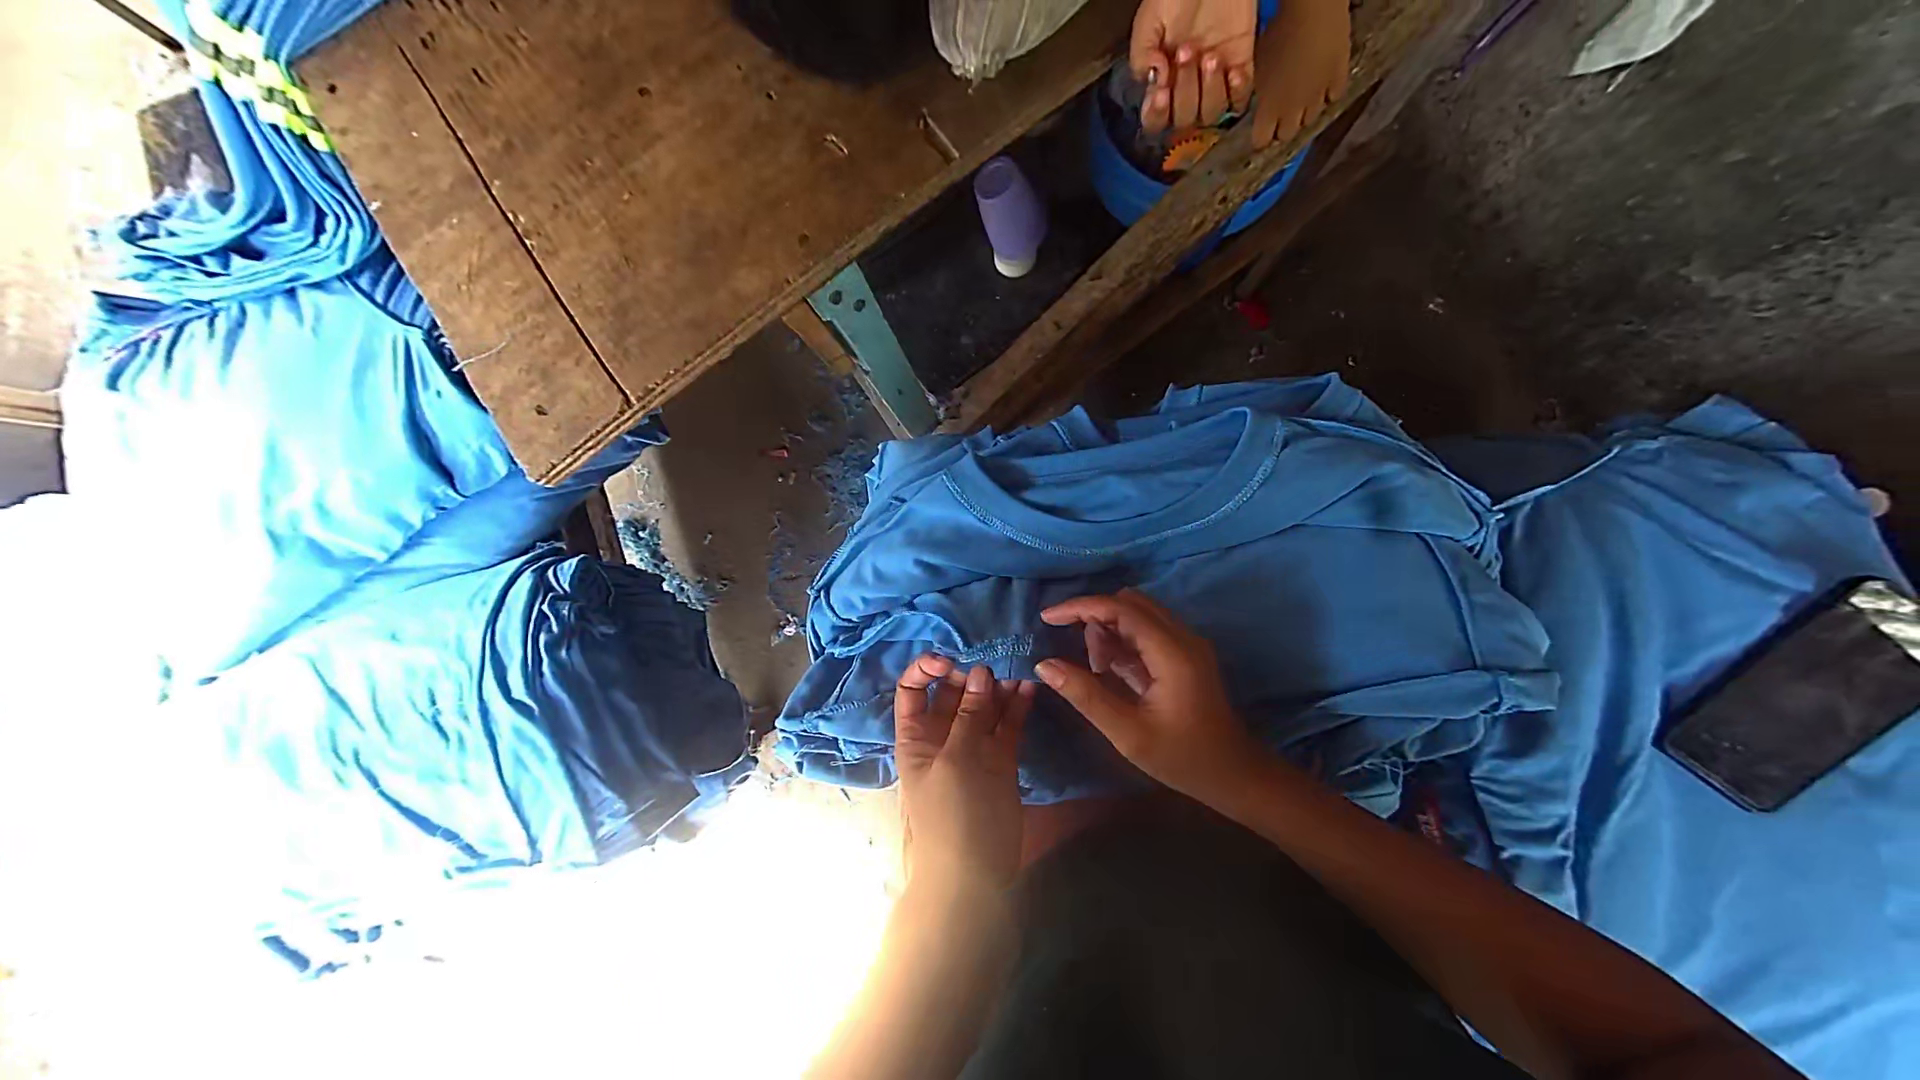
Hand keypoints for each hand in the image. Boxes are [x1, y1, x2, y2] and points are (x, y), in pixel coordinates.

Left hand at [895, 655, 1034, 894]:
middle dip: (973, 674)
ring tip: (1019, 672)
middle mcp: (943, 735)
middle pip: (954, 692)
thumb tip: (981, 672)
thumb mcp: (956, 762)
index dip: (928, 669)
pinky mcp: (1001, 758)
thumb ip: (969, 716)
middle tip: (997, 662)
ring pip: (984, 706)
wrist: (974, 876)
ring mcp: (973, 746)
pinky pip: (1007, 724)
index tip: (952, 660)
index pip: (914, 689)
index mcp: (916, 735)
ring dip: (999, 687)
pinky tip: (1030, 690)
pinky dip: (1018, 707)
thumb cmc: (953, 816)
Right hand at [1034, 589, 1265, 802]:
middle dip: (1093, 615)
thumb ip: (1086, 695)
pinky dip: (1122, 639)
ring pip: (1138, 613)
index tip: (1047, 617)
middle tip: (1071, 647)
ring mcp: (1187, 644)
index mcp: (1172, 652)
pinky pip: (1147, 630)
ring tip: (1094, 667)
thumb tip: (1045, 666)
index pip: (1120, 609)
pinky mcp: (1185, 654)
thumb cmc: (1181, 758)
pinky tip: (1109, 669)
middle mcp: (1183, 637)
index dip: (1080, 607)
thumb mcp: (1127, 733)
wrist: (1233, 774)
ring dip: (1108, 628)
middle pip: (1129, 603)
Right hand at [1131, 0, 1256, 133]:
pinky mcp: (1240, 67)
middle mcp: (1185, 90)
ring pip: (1210, 114)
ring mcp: (1213, 82)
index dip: (1157, 115)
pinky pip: (1240, 99)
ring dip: (1210, 90)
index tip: (1160, 90)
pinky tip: (1233, 72)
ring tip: (1211, 56)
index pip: (1155, 121)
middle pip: (1184, 120)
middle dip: (1185, 90)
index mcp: (1159, 83)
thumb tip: (1154, 80)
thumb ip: (1141, 57)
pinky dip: (1237, 91)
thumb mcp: (1147, 23)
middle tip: (1187, 50)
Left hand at [1249, 0, 1350, 148]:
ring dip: (1304, 114)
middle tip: (1279, 119)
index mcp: (1269, 108)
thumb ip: (1256, 90)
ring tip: (1300, 102)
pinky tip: (1323, 87)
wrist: (1313, 10)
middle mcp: (1293, 110)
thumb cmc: (1276, 33)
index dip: (1260, 139)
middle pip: (1287, 135)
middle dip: (1281, 130)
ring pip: (1310, 120)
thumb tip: (1256, 102)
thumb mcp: (1256, 67)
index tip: (1259, 133)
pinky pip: (1334, 98)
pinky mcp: (1339, 78)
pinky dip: (1328, 96)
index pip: (1262, 140)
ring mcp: (1318, 96)